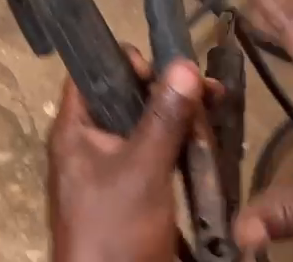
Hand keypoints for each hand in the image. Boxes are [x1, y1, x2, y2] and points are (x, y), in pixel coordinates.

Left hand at [48, 52, 205, 261]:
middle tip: (208, 89)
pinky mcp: (134, 195)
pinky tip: (211, 143)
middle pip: (127, 98)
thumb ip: (164, 117)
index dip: (126, 61)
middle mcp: (90, 143)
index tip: (165, 68)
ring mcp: (112, 171)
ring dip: (180, 119)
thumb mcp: (143, 170)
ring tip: (217, 106)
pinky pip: (158, 158)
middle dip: (167, 90)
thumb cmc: (114, 231)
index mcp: (75, 129)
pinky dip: (182, 148)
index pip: (93, 72)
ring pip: (147, 128)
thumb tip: (184, 63)